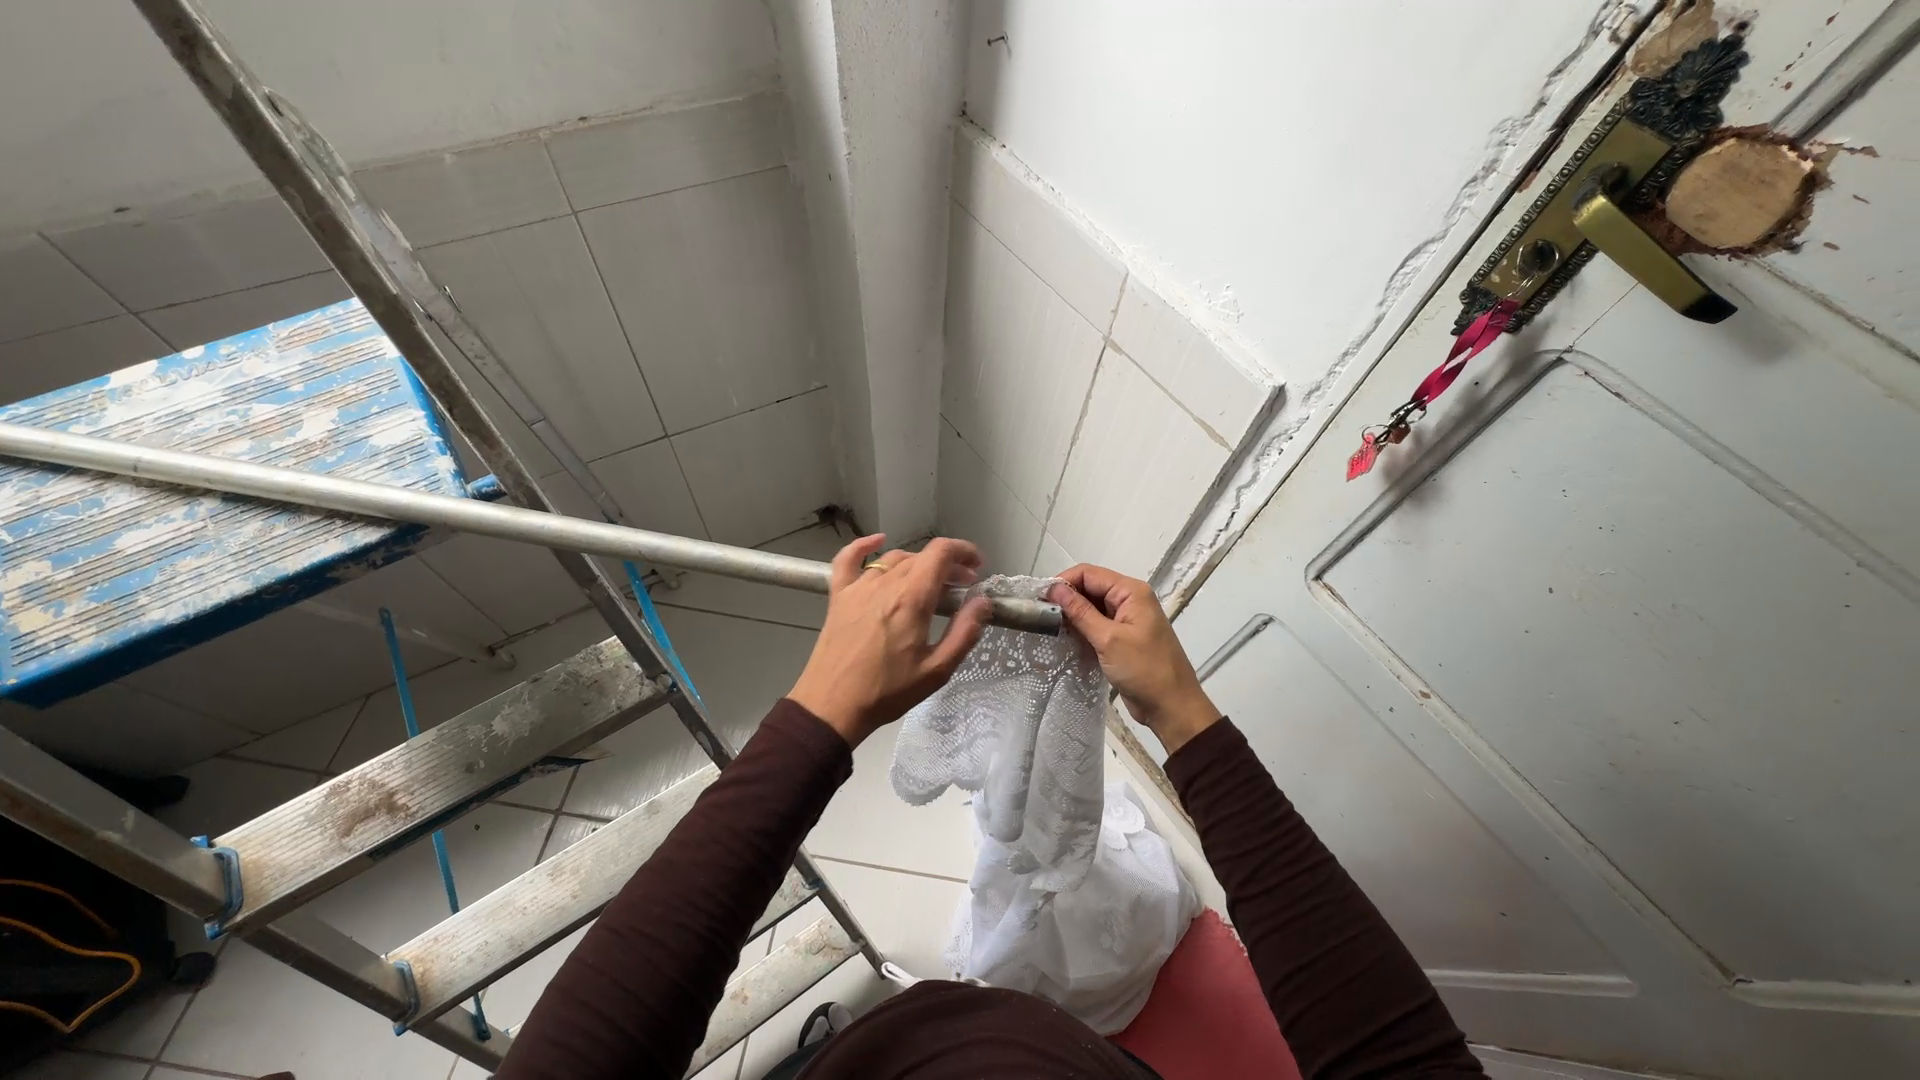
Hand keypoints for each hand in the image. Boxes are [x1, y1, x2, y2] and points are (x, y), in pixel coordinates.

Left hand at [788, 535, 991, 746]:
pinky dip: (864, 546)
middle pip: (921, 556)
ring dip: (917, 564)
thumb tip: (983, 602)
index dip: (964, 551)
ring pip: (893, 559)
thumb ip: (964, 632)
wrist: (832, 707)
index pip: (941, 553)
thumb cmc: (887, 693)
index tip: (977, 566)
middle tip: (961, 586)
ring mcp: (857, 588)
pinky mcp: (838, 597)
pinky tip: (878, 542)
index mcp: (911, 599)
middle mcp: (884, 584)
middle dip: (947, 565)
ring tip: (931, 582)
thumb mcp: (937, 670)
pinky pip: (848, 560)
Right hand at [1049, 565, 1220, 753]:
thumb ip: (1080, 612)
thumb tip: (1054, 589)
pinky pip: (1097, 626)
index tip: (1040, 599)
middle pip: (1090, 588)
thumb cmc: (1144, 669)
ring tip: (1048, 627)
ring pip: (1092, 608)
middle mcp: (1129, 600)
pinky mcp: (1122, 638)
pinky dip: (1081, 630)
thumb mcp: (1108, 639)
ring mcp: (1126, 620)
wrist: (1171, 706)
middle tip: (1041, 614)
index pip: (1089, 574)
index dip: (1063, 582)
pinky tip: (1064, 639)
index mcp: (1131, 592)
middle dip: (1066, 598)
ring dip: (1072, 615)